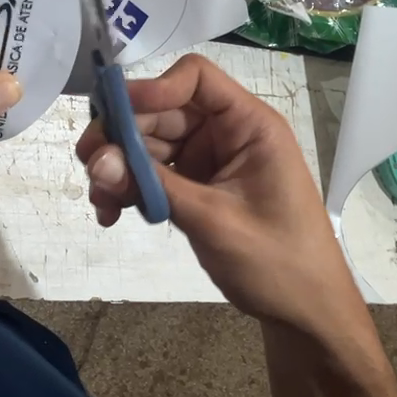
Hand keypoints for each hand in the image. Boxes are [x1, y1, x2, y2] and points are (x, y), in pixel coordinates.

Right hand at [75, 53, 365, 340]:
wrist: (306, 317)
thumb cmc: (278, 262)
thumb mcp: (213, 219)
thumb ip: (153, 185)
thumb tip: (97, 161)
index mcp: (248, 125)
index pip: (195, 79)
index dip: (152, 89)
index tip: (113, 116)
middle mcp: (225, 133)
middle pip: (159, 112)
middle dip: (121, 137)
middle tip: (90, 168)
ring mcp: (207, 159)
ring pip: (147, 144)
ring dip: (117, 168)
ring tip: (100, 202)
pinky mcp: (194, 185)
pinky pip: (150, 173)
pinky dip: (127, 188)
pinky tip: (111, 213)